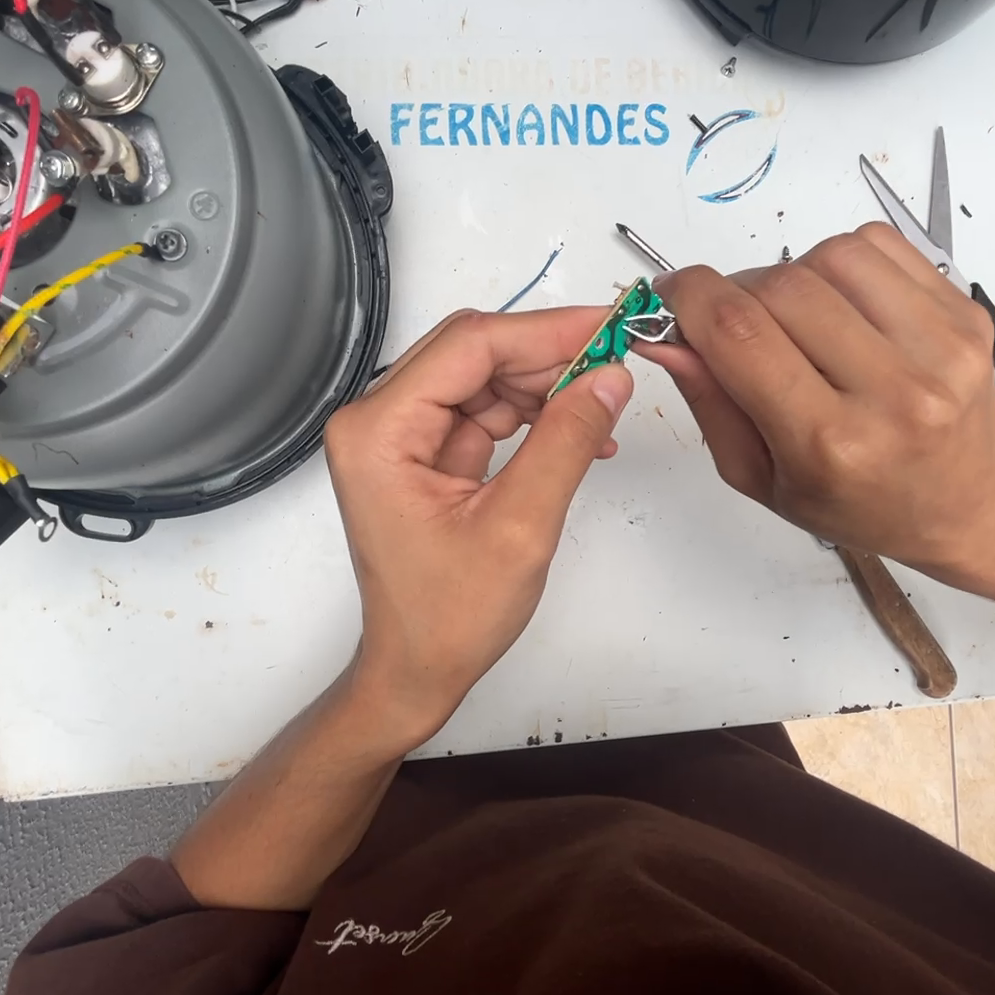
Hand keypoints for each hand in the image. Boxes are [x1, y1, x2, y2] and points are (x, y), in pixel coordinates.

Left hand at [324, 307, 632, 745]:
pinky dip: (533, 416)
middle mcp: (378, 421)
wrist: (418, 669)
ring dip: (546, 386)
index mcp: (378, 431)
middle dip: (548, 356)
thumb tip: (611, 377)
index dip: (545, 330)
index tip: (608, 325)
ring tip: (603, 408)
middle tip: (616, 361)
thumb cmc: (450, 617)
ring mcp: (399, 436)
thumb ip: (566, 442)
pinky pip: (484, 412)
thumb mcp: (520, 527)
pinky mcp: (424, 453)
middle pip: (474, 354)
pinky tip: (578, 431)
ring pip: (484, 379)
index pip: (469, 346)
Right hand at [640, 223, 994, 574]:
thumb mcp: (757, 476)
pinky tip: (836, 307)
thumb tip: (663, 336)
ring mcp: (939, 347)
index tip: (670, 294)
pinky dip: (837, 263)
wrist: (960, 504)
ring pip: (829, 255)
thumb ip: (708, 401)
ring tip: (792, 320)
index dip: (690, 298)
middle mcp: (892, 392)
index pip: (740, 336)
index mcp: (828, 443)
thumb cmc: (850, 502)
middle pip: (780, 288)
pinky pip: (878, 247)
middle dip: (733, 292)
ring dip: (788, 276)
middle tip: (729, 321)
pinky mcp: (964, 313)